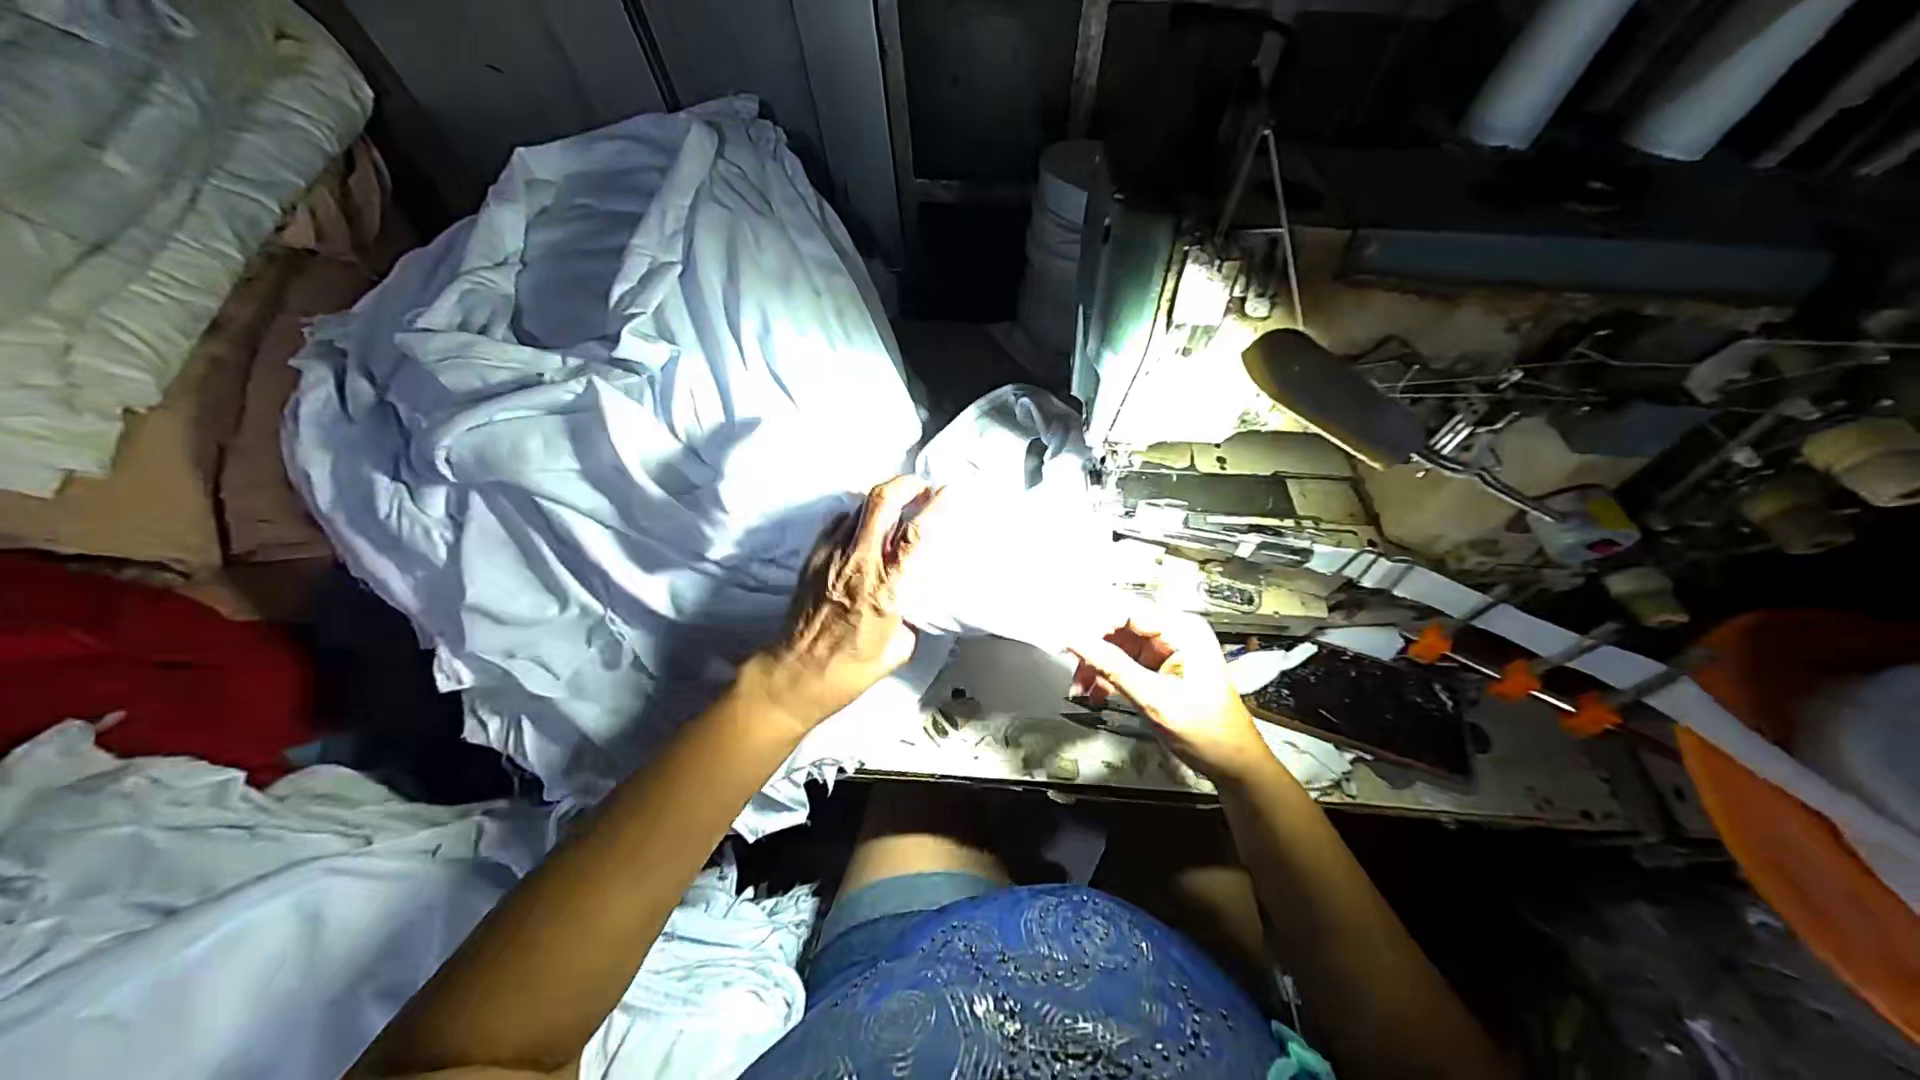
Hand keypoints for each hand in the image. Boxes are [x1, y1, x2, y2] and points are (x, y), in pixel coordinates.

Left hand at [745, 476, 944, 730]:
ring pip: (858, 506)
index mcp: (886, 589)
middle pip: (881, 501)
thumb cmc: (850, 669)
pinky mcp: (813, 558)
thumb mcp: (898, 648)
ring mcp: (832, 557)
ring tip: (896, 505)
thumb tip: (912, 604)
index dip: (935, 506)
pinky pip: (837, 522)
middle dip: (905, 484)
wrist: (798, 673)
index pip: (915, 535)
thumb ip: (909, 616)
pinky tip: (863, 527)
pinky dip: (856, 516)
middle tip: (920, 487)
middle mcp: (858, 564)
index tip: (948, 492)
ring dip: (882, 499)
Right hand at [1067, 606, 1275, 784]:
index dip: (1094, 624)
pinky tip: (1096, 691)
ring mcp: (1167, 648)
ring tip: (1082, 687)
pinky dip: (1107, 675)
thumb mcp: (1155, 699)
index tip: (1069, 640)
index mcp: (1184, 630)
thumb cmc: (1211, 733)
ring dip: (1096, 665)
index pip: (1127, 612)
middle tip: (1072, 667)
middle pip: (1118, 626)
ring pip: (1116, 644)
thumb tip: (1077, 641)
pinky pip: (1124, 661)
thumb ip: (1113, 667)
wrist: (1233, 763)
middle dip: (1093, 649)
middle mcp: (1175, 632)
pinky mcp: (1159, 666)